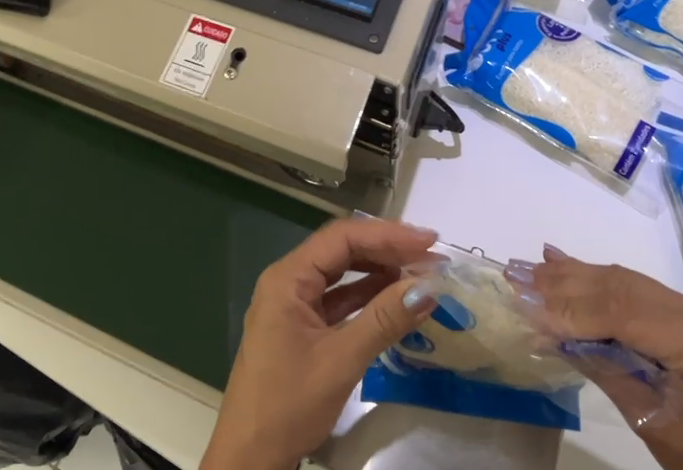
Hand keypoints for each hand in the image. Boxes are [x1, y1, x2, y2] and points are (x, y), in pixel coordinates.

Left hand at [201, 218, 439, 469]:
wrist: (250, 456)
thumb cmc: (288, 404)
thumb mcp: (341, 360)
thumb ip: (384, 319)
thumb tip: (429, 286)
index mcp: (287, 278)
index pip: (342, 238)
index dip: (388, 234)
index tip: (430, 241)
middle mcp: (288, 282)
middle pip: (342, 251)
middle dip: (387, 250)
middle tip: (432, 257)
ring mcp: (294, 306)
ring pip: (342, 275)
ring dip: (380, 273)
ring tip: (421, 275)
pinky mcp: (301, 329)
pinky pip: (339, 300)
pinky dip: (368, 298)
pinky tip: (396, 301)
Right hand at [510, 246, 682, 469]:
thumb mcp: (653, 425)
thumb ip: (603, 370)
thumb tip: (545, 332)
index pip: (625, 312)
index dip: (571, 308)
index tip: (525, 307)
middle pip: (622, 288)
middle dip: (565, 285)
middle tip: (516, 278)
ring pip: (625, 282)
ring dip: (574, 277)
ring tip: (528, 271)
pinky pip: (637, 290)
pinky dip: (596, 281)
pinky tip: (561, 262)